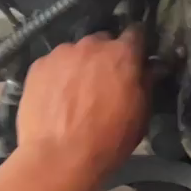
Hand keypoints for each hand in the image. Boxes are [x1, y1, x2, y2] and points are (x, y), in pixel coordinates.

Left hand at [12, 26, 148, 185]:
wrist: (57, 158)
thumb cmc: (108, 140)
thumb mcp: (140, 116)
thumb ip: (146, 84)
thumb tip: (152, 67)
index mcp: (122, 54)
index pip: (135, 32)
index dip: (136, 45)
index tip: (135, 58)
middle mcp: (91, 44)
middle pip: (103, 41)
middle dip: (106, 57)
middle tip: (103, 82)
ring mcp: (61, 53)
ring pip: (76, 52)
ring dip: (80, 65)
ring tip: (74, 92)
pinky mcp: (37, 65)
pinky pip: (53, 64)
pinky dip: (57, 75)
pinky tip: (55, 98)